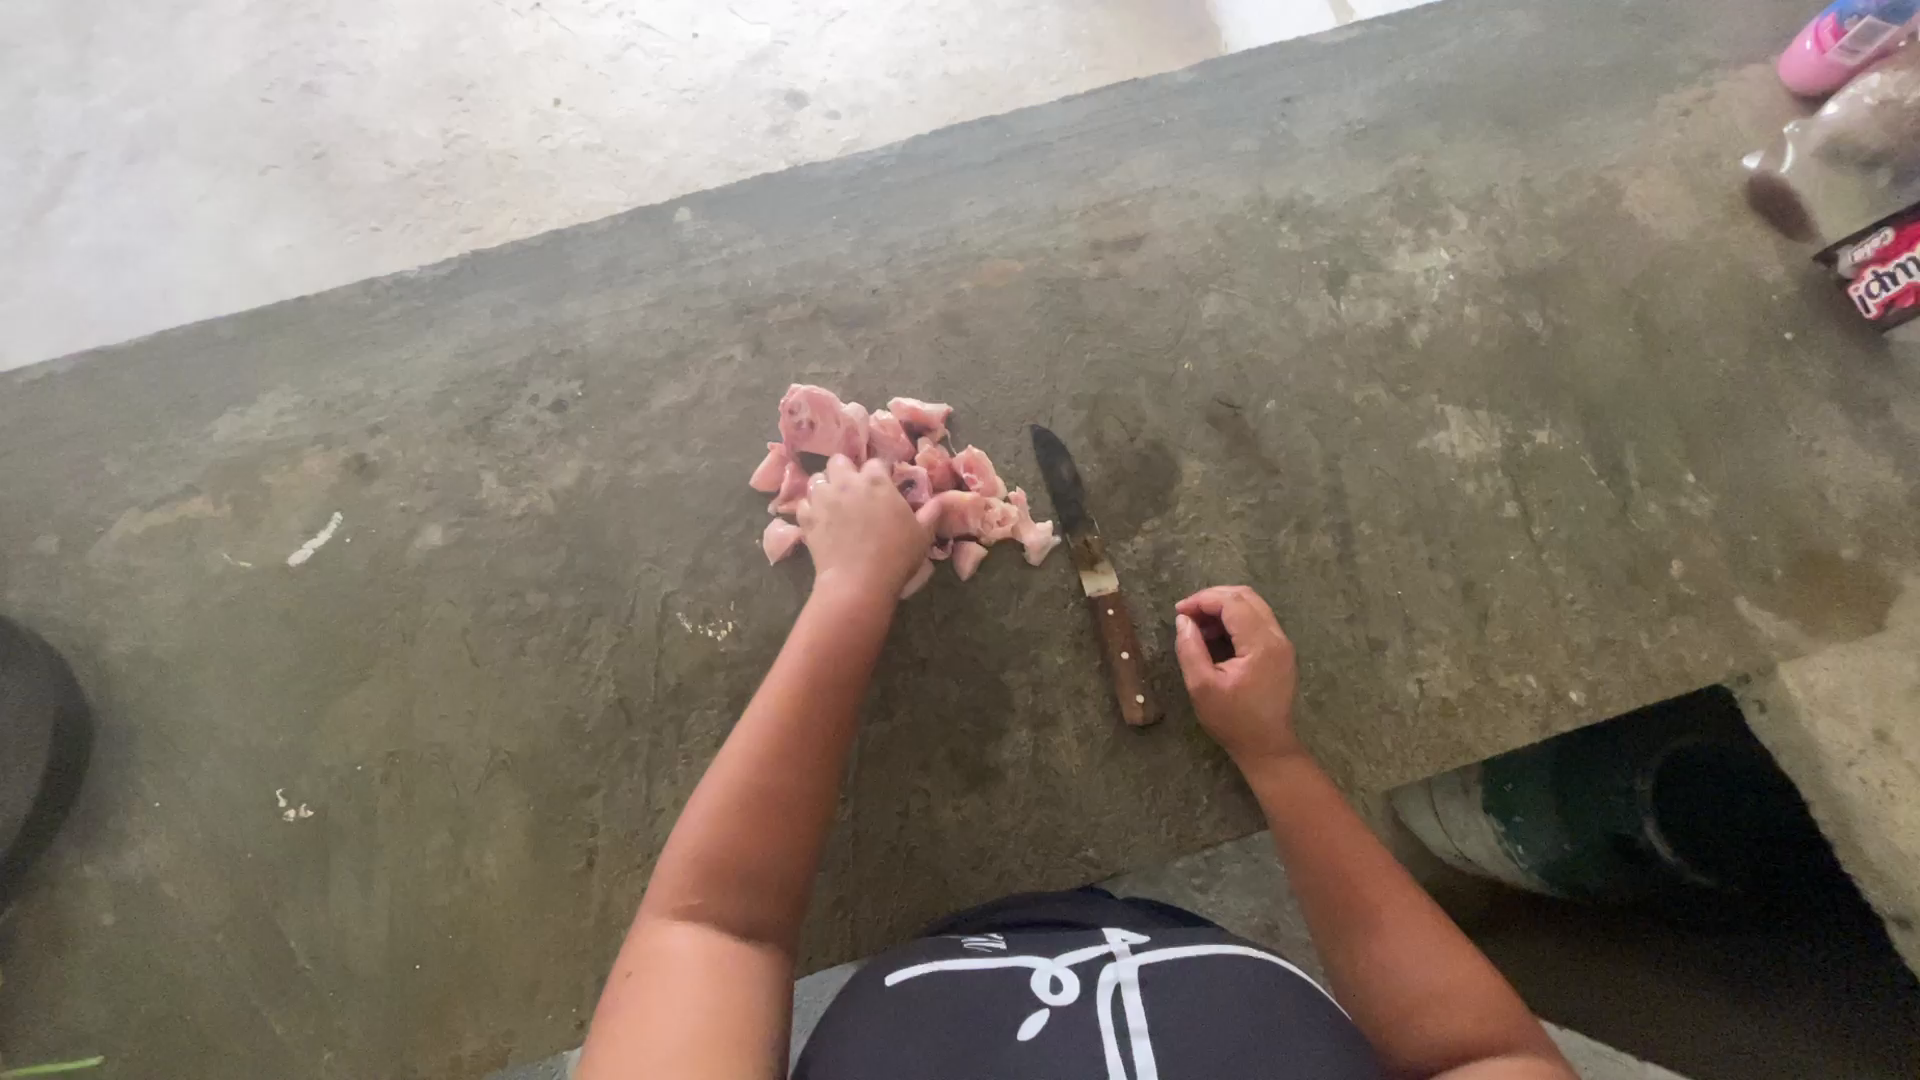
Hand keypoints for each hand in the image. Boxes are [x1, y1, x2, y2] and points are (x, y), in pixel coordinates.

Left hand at [797, 455, 935, 600]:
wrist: (858, 582)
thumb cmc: (896, 555)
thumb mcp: (923, 534)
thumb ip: (931, 512)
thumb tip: (941, 500)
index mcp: (876, 481)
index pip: (875, 463)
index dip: (880, 472)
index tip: (885, 483)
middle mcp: (846, 482)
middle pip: (839, 461)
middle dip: (846, 470)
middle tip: (854, 488)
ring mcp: (823, 499)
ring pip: (817, 479)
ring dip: (825, 486)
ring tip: (834, 501)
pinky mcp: (807, 519)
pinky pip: (803, 504)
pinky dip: (810, 509)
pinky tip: (819, 519)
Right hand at [1173, 586, 1305, 767]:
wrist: (1266, 747)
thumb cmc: (1232, 720)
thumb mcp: (1201, 686)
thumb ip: (1189, 648)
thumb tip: (1183, 620)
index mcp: (1261, 645)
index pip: (1232, 602)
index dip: (1202, 600)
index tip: (1179, 612)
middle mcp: (1277, 638)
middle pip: (1245, 596)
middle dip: (1212, 598)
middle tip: (1186, 614)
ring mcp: (1282, 644)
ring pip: (1252, 606)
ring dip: (1223, 608)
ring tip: (1197, 626)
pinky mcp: (1280, 651)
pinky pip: (1257, 621)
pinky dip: (1234, 619)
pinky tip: (1215, 636)